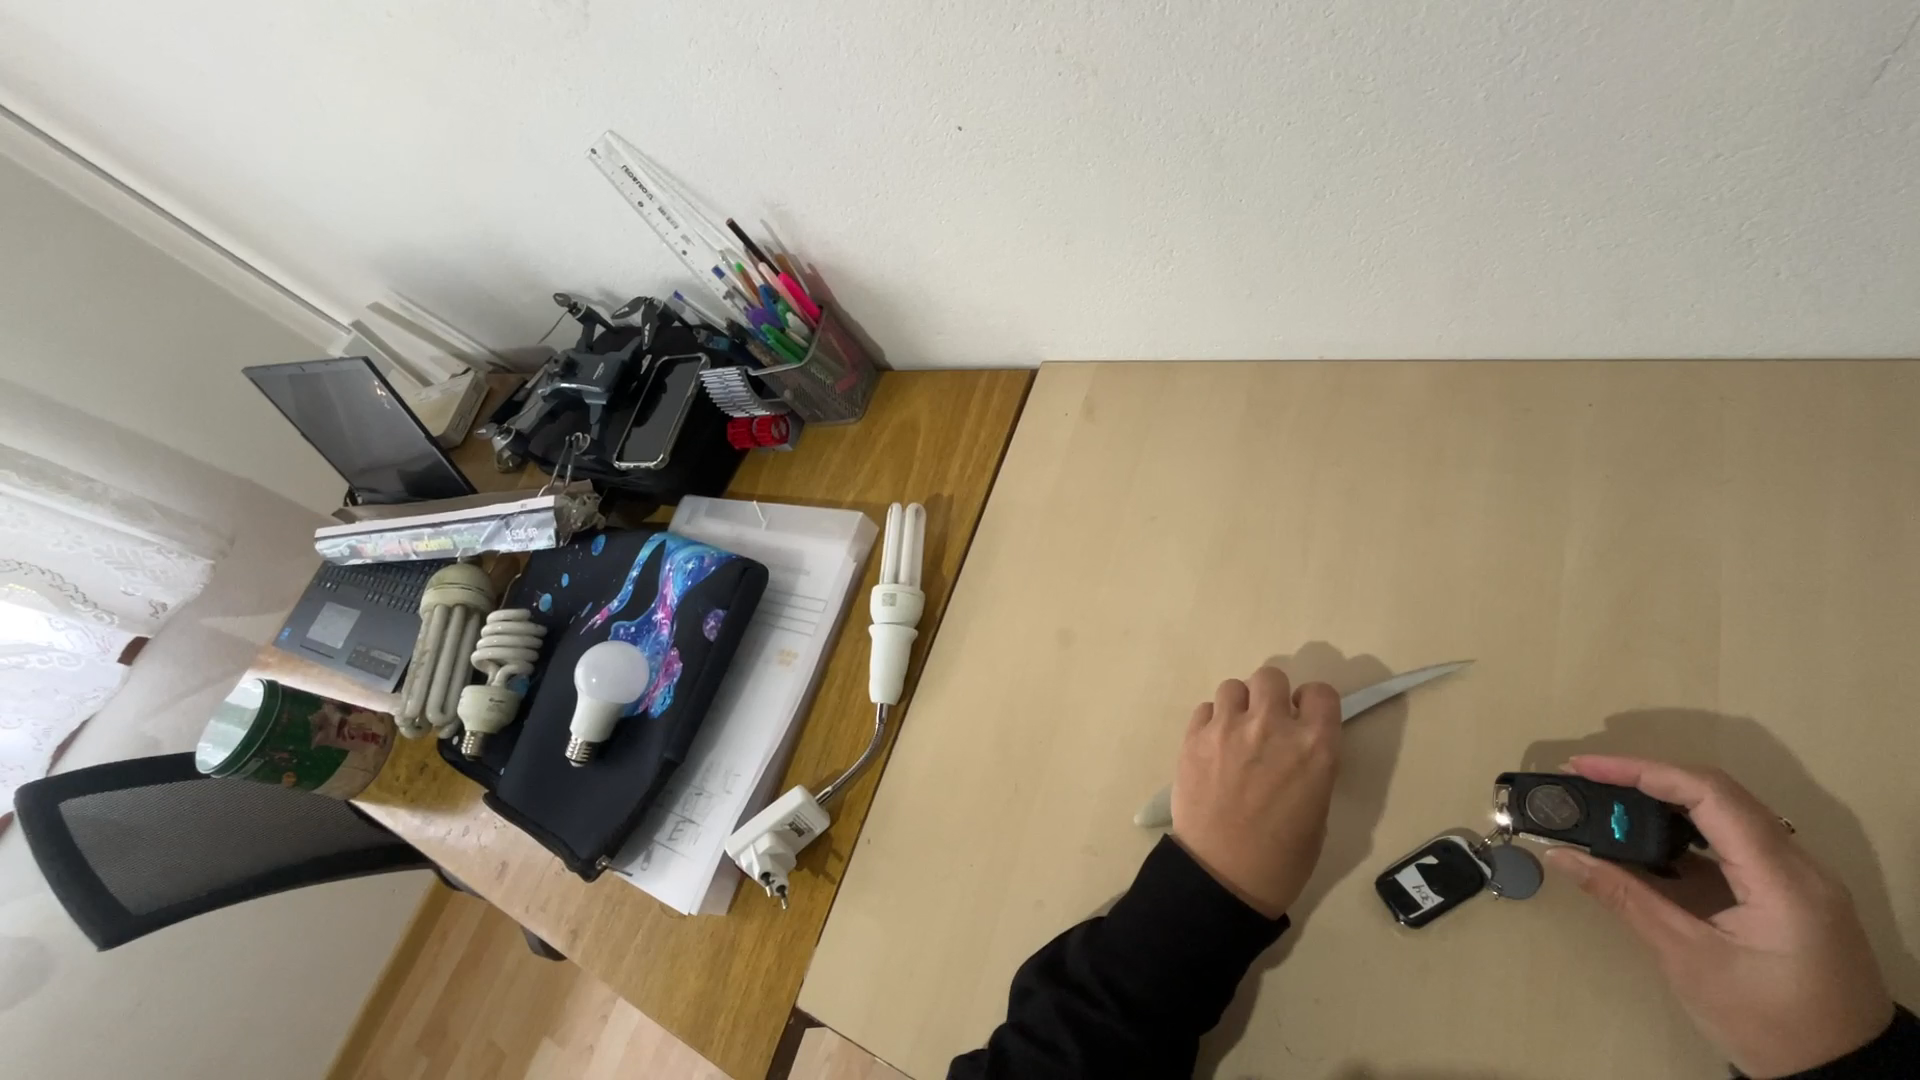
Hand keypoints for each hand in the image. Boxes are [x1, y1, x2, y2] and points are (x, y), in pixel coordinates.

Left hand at [1170, 666, 1340, 918]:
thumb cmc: (1283, 856)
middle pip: (1271, 677)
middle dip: (1272, 696)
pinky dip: (1212, 722)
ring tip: (1237, 734)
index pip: (1321, 692)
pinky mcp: (1193, 737)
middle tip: (1268, 723)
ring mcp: (1228, 728)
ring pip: (1233, 687)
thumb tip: (1298, 747)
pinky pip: (1205, 708)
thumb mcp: (1319, 809)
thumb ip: (1311, 764)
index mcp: (1315, 747)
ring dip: (1239, 706)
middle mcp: (1272, 726)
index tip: (1304, 718)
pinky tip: (1214, 747)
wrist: (1224, 874)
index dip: (1312, 703)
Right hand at [1543, 756, 1893, 1078]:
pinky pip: (1728, 838)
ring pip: (1723, 811)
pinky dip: (1678, 827)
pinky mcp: (1784, 890)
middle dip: (1645, 776)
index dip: (1643, 771)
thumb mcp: (1687, 959)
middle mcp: (1797, 866)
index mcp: (1782, 881)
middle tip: (1584, 777)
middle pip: (1717, 793)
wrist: (1843, 1077)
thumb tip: (1560, 854)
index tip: (1585, 768)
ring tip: (1601, 800)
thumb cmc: (1767, 1021)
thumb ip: (1624, 897)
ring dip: (1660, 798)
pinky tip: (1639, 837)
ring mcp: (1795, 877)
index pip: (1711, 795)